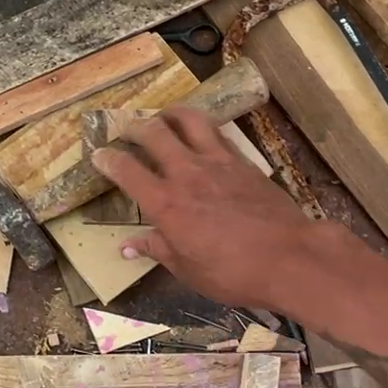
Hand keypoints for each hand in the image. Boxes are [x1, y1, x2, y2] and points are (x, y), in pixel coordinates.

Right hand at [91, 108, 334, 310]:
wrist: (289, 257)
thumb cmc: (232, 272)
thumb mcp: (187, 269)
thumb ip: (156, 249)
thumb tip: (127, 246)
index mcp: (166, 204)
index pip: (127, 171)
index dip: (108, 159)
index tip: (98, 154)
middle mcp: (187, 174)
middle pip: (154, 134)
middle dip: (134, 126)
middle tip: (125, 128)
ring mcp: (218, 163)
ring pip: (189, 121)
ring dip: (170, 115)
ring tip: (162, 116)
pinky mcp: (243, 162)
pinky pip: (217, 134)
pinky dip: (202, 128)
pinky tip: (201, 134)